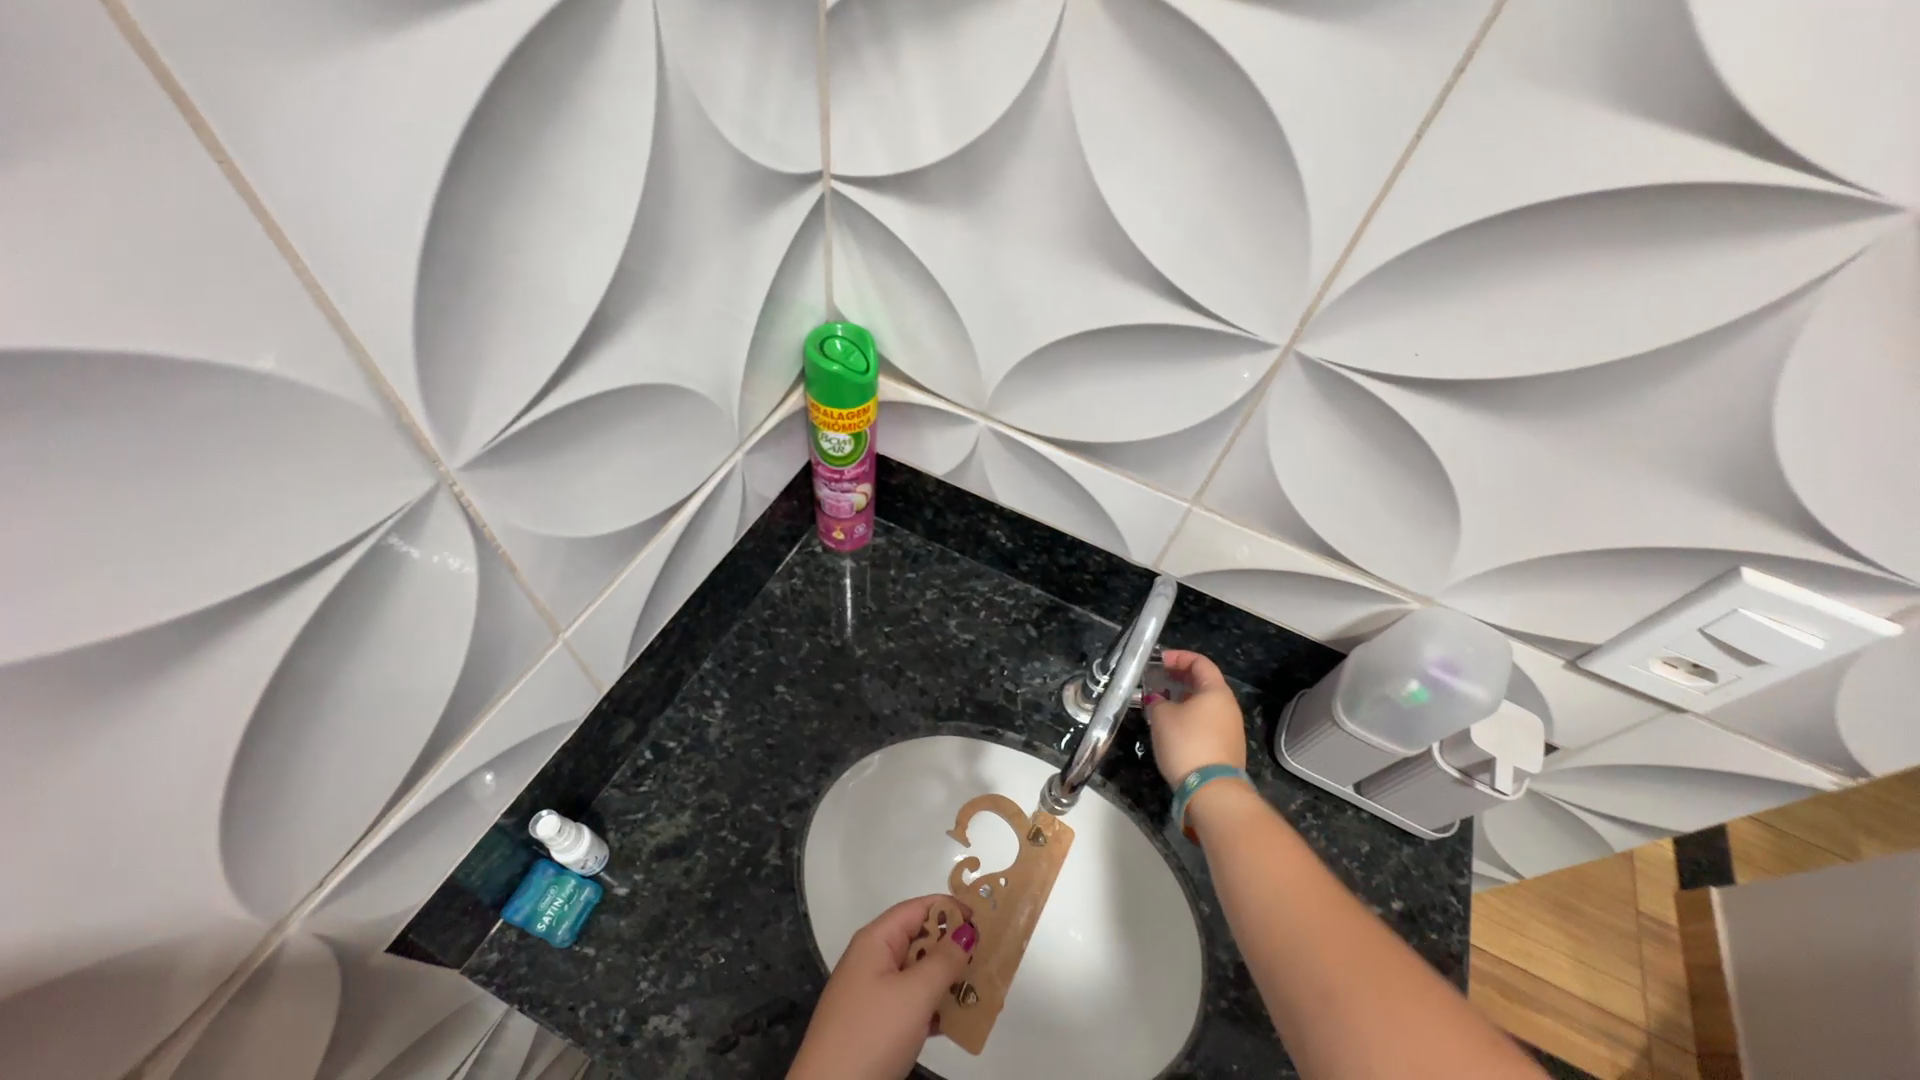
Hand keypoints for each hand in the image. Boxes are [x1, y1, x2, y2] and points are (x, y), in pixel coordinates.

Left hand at [788, 895, 976, 1079]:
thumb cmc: (873, 1033)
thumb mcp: (915, 994)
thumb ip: (944, 960)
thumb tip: (966, 930)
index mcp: (876, 941)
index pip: (917, 908)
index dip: (951, 909)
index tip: (985, 921)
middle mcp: (872, 959)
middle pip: (919, 940)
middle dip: (955, 947)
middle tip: (992, 958)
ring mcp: (872, 992)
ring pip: (918, 973)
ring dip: (949, 980)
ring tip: (985, 990)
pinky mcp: (876, 1023)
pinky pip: (912, 1002)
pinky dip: (935, 1006)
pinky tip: (961, 1020)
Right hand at [1144, 649, 1246, 788]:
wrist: (1211, 789)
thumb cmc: (1186, 743)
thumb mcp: (1162, 717)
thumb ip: (1157, 701)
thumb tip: (1159, 700)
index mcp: (1216, 691)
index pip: (1200, 663)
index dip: (1179, 657)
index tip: (1159, 660)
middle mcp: (1228, 706)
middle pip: (1204, 682)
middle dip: (1179, 678)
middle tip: (1157, 679)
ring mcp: (1231, 727)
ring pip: (1205, 704)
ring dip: (1183, 699)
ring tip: (1161, 703)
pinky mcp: (1227, 746)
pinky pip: (1207, 722)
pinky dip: (1190, 716)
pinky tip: (1173, 726)